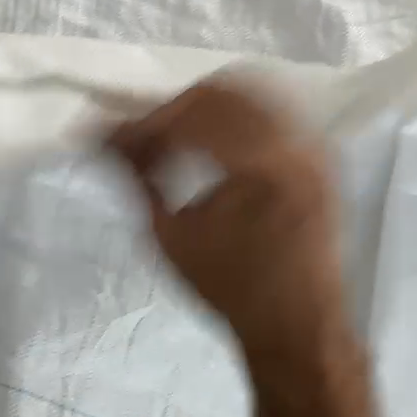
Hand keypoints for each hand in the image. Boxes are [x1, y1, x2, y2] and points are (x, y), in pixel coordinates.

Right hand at [104, 77, 347, 363]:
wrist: (298, 323)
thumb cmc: (227, 286)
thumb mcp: (168, 234)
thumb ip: (136, 176)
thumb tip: (100, 137)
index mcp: (257, 166)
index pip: (185, 118)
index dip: (137, 123)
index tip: (100, 136)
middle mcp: (293, 145)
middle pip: (215, 93)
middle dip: (165, 112)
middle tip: (135, 139)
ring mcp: (312, 147)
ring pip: (243, 96)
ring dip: (195, 112)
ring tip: (165, 143)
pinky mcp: (317, 156)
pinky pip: (266, 112)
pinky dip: (225, 119)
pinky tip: (201, 148)